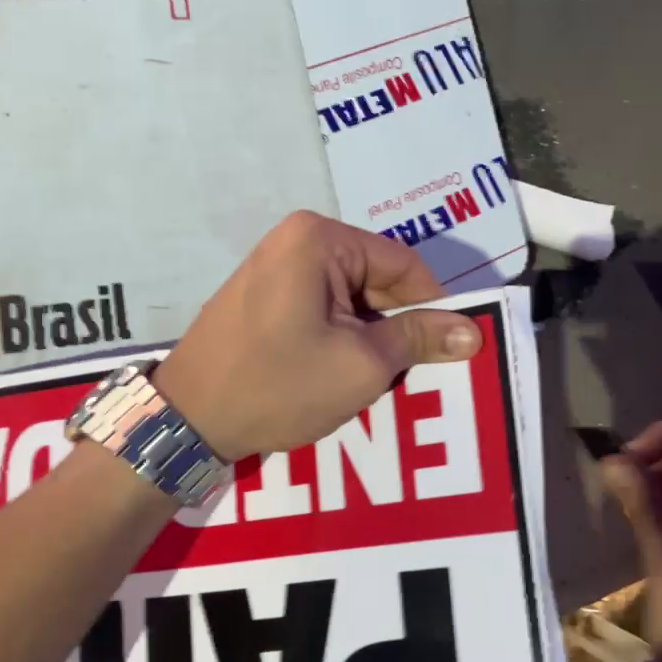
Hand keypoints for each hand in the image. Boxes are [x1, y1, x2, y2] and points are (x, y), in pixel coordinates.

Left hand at [153, 211, 480, 461]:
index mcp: (320, 239)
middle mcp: (296, 239)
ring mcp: (276, 265)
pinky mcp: (264, 294)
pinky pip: (324, 307)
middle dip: (397, 325)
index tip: (447, 350)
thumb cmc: (279, 386)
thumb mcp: (362, 365)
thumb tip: (474, 331)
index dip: (433, 308)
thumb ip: (420, 339)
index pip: (404, 265)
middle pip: (378, 278)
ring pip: (353, 297)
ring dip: (370, 336)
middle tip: (410, 372)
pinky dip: (342, 337)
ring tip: (373, 377)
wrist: (187, 422)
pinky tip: (340, 372)